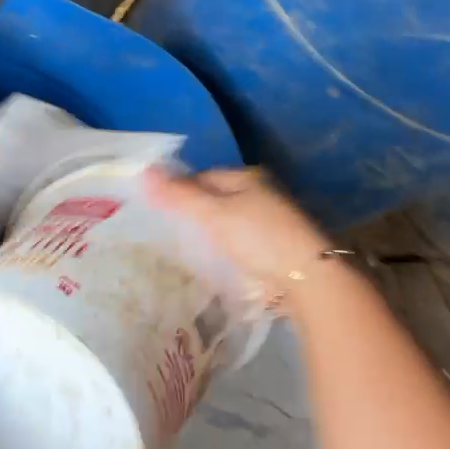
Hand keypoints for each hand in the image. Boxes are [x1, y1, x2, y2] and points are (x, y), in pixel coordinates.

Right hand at [143, 167, 336, 294]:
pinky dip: (226, 249)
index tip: (162, 213)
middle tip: (172, 233)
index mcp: (246, 177)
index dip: (180, 192)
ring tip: (190, 251)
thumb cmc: (258, 237)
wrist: (306, 277)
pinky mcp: (275, 246)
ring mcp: (270, 220)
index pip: (202, 177)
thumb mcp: (212, 214)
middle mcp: (260, 193)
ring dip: (210, 234)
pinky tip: (217, 262)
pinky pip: (240, 241)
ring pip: (227, 222)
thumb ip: (178, 195)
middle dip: (194, 214)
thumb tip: (143, 171)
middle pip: (215, 199)